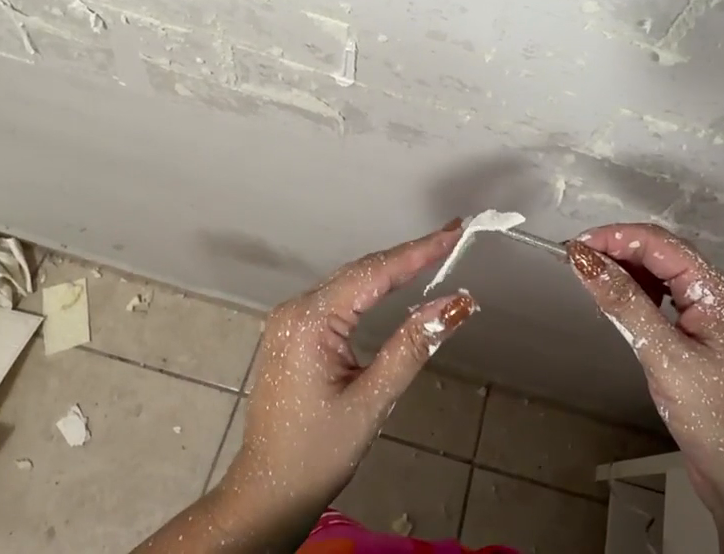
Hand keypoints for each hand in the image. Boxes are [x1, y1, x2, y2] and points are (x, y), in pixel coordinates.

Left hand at [223, 220, 477, 524]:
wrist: (267, 493)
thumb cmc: (317, 452)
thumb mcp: (372, 400)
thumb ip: (413, 345)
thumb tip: (457, 303)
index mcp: (310, 320)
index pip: (374, 273)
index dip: (418, 251)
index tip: (453, 231)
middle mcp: (295, 309)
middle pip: (361, 271)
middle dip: (408, 254)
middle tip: (451, 237)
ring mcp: (290, 320)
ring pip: (349, 282)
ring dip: (390, 268)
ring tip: (433, 253)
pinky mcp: (293, 333)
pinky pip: (338, 297)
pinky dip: (371, 287)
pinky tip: (394, 284)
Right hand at [565, 224, 723, 553]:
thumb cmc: (715, 420)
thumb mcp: (663, 357)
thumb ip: (624, 304)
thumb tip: (585, 261)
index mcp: (718, 291)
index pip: (659, 244)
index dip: (614, 238)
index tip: (574, 247)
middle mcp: (719, 293)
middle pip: (662, 253)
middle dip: (619, 251)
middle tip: (578, 264)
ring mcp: (714, 313)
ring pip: (664, 273)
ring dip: (629, 272)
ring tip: (595, 285)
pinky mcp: (705, 334)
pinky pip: (668, 297)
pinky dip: (641, 294)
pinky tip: (623, 308)